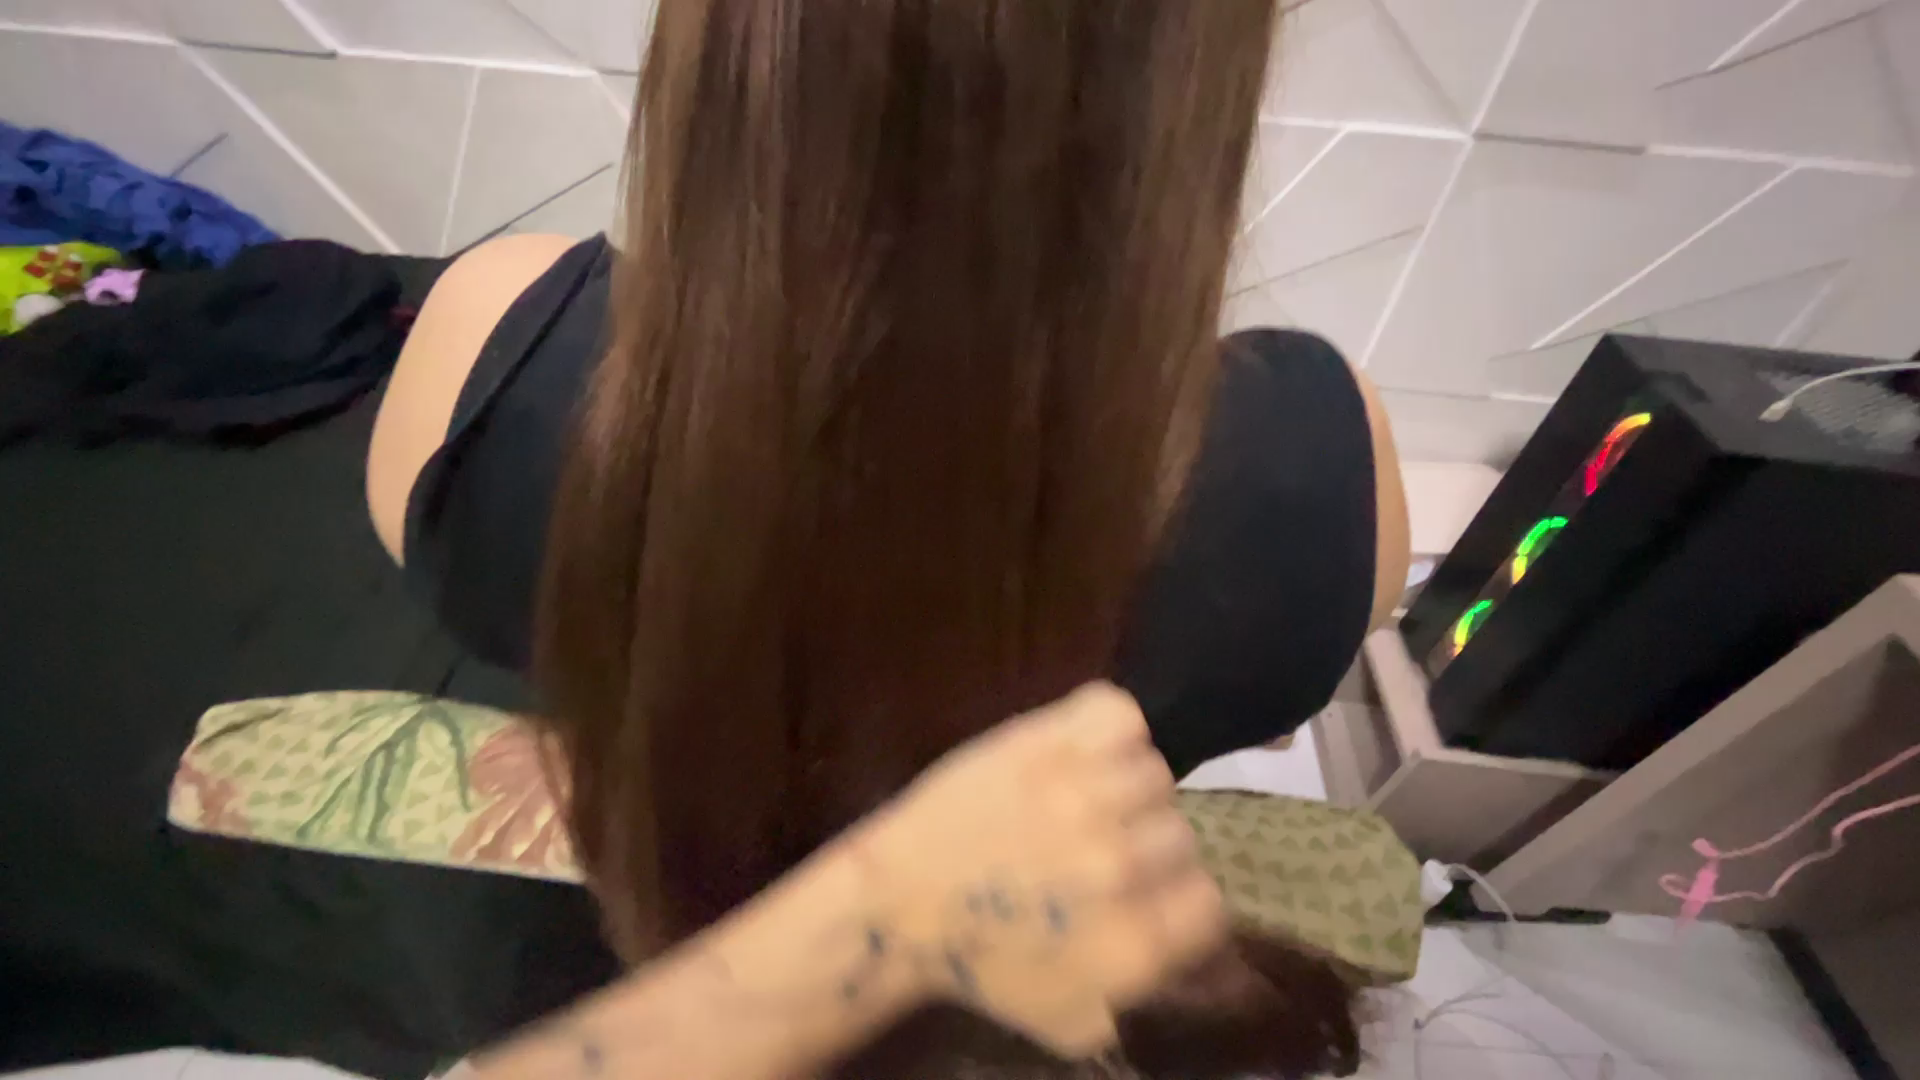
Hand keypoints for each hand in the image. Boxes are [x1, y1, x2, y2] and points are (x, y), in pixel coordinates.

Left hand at [856, 682, 1226, 1057]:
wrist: (899, 903)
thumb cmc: (985, 962)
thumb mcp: (1080, 1017)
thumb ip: (1159, 991)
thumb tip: (1231, 971)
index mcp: (1133, 941)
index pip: (1210, 900)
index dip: (1177, 895)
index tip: (1145, 891)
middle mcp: (1117, 865)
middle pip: (1180, 831)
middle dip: (1145, 842)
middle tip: (1100, 845)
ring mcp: (1079, 795)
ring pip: (1153, 770)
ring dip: (1123, 786)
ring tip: (1083, 798)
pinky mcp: (1041, 742)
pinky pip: (1117, 712)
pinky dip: (1107, 725)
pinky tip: (1081, 751)